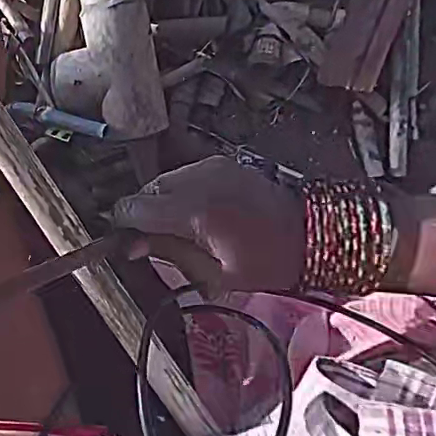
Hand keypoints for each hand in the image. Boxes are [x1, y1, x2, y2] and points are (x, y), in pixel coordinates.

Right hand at [110, 156, 306, 296]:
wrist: (314, 232)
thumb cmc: (268, 262)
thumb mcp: (215, 272)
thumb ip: (169, 253)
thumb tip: (131, 245)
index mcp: (195, 210)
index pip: (134, 207)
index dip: (122, 225)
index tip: (125, 242)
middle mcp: (198, 179)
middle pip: (145, 192)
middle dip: (142, 216)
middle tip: (154, 242)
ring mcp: (210, 166)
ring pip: (162, 181)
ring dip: (161, 204)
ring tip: (181, 228)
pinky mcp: (220, 162)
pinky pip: (183, 175)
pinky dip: (179, 192)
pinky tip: (196, 213)